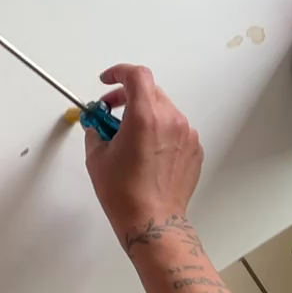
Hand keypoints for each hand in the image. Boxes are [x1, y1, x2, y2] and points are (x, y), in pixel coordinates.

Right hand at [85, 64, 203, 247]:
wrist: (152, 220)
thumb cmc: (123, 193)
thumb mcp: (97, 158)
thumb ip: (96, 133)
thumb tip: (97, 126)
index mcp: (145, 118)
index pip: (137, 76)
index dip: (118, 73)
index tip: (106, 81)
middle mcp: (170, 120)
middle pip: (150, 91)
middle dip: (126, 97)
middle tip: (108, 112)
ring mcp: (187, 134)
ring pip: (163, 110)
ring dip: (143, 115)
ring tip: (126, 138)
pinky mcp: (194, 148)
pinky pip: (174, 129)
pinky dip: (158, 131)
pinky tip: (144, 153)